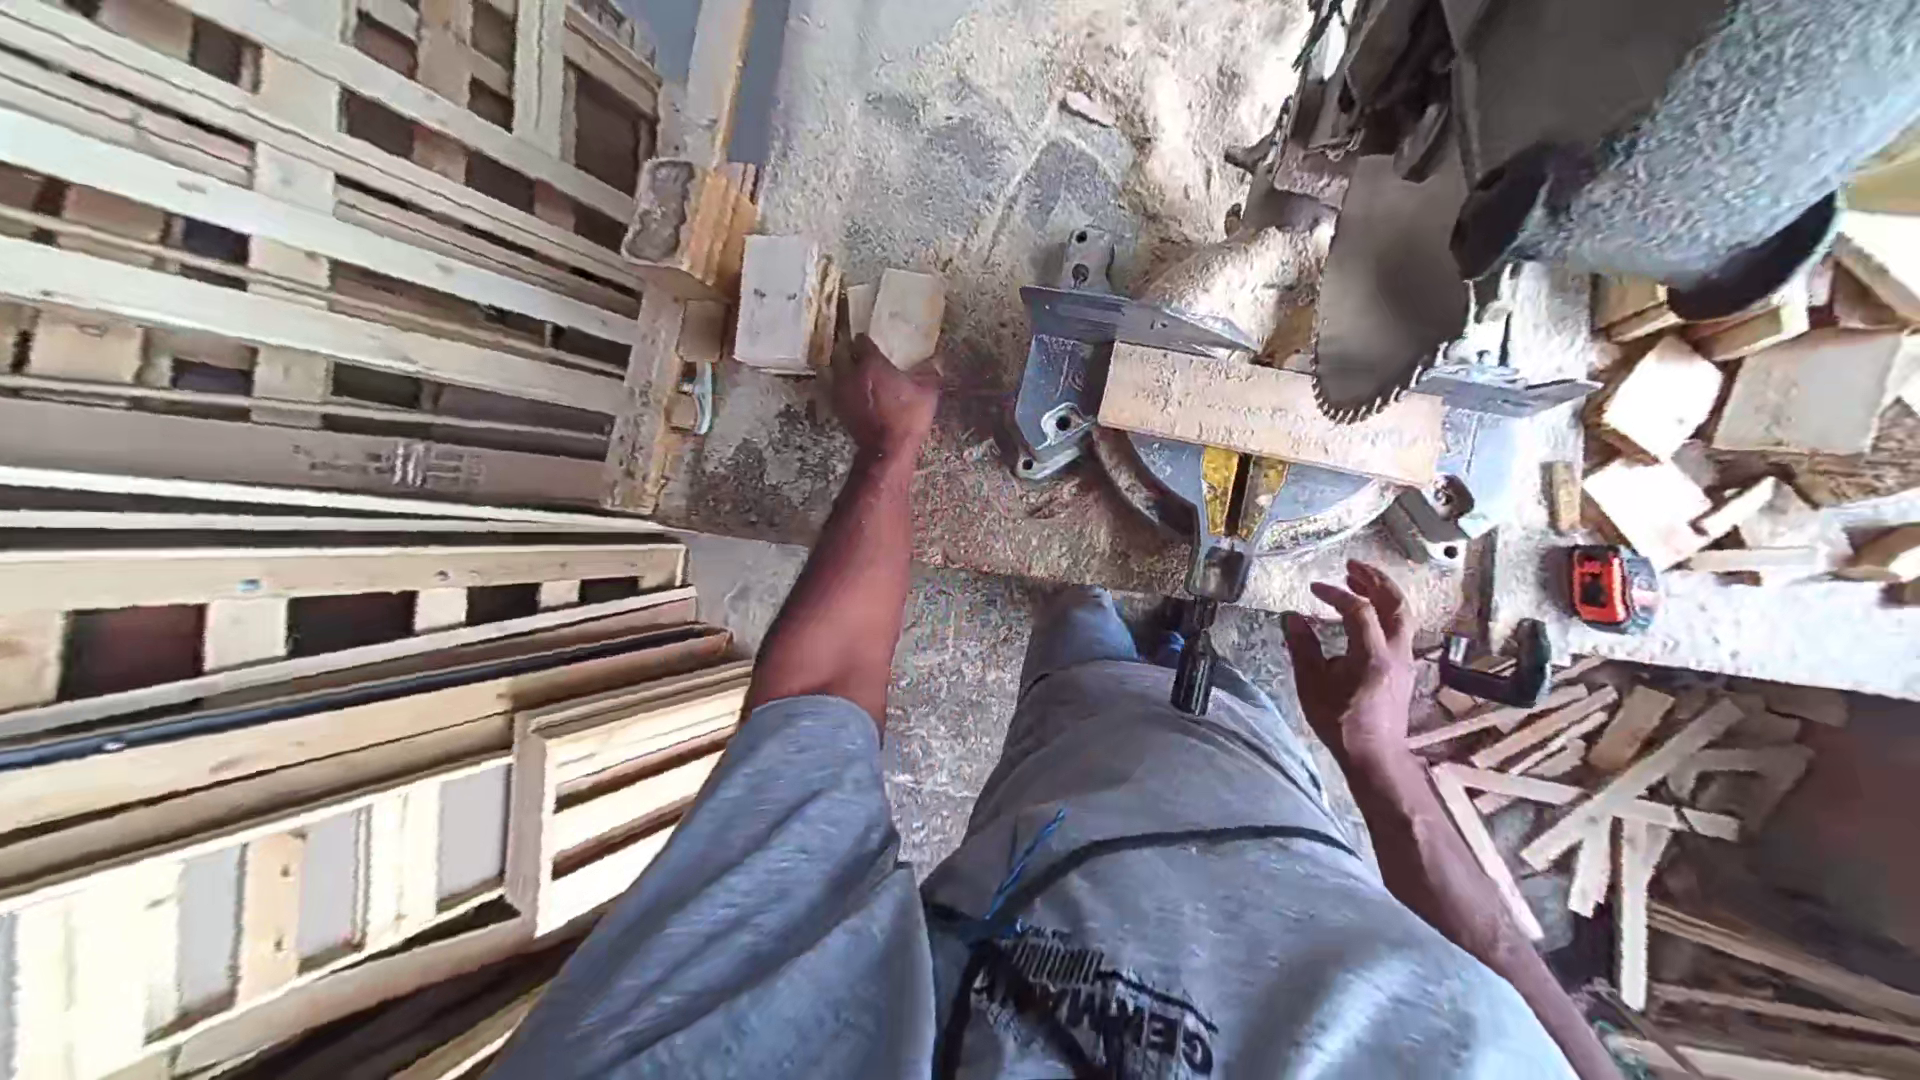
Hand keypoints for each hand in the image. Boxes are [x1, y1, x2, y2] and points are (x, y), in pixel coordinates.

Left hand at [834, 335, 939, 461]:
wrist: (887, 450)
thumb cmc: (907, 419)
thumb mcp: (927, 394)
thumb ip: (930, 373)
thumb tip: (938, 360)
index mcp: (872, 363)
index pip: (862, 341)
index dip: (867, 340)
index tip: (872, 343)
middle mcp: (851, 373)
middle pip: (841, 352)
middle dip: (848, 350)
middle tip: (858, 353)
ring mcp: (840, 391)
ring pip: (832, 369)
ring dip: (840, 367)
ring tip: (851, 370)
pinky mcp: (837, 408)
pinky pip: (832, 388)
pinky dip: (839, 386)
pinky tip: (850, 391)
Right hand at [1282, 560, 1416, 773]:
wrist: (1374, 754)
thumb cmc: (1339, 721)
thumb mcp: (1311, 684)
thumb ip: (1303, 647)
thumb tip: (1291, 617)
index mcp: (1372, 655)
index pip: (1359, 610)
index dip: (1336, 594)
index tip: (1314, 588)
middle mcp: (1396, 652)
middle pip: (1396, 605)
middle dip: (1375, 580)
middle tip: (1352, 565)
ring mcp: (1405, 660)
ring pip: (1403, 616)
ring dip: (1383, 594)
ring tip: (1358, 581)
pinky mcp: (1403, 668)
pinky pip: (1399, 629)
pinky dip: (1384, 611)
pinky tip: (1366, 613)